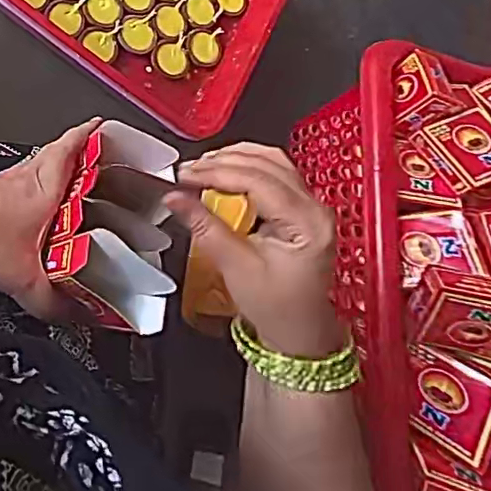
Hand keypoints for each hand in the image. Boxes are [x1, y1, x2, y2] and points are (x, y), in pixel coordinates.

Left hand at [0, 119, 101, 320]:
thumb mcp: (25, 279)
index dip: (93, 132)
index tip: (108, 127)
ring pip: (45, 163)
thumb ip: (56, 303)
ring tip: (82, 182)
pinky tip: (47, 205)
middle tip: (102, 156)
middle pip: (62, 149)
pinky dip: (44, 182)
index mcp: (46, 185)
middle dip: (84, 148)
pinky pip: (30, 177)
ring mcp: (12, 179)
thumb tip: (80, 316)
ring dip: (63, 165)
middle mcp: (30, 175)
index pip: (74, 145)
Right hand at [166, 143, 343, 357]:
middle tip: (188, 171)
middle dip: (222, 162)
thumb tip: (176, 197)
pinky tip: (223, 170)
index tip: (186, 176)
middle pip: (265, 163)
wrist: (300, 331)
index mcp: (307, 223)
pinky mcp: (299, 204)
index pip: (257, 180)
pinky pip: (273, 170)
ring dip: (234, 158)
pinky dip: (245, 165)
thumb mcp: (236, 268)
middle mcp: (315, 207)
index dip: (217, 173)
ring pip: (270, 160)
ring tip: (202, 167)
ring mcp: (310, 204)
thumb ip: (205, 227)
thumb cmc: (278, 308)